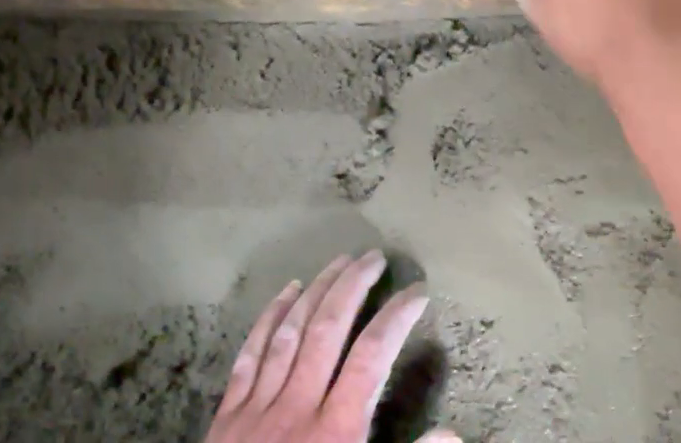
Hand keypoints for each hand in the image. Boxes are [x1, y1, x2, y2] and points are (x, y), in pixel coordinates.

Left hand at [205, 250, 454, 442]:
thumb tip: (453, 432)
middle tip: (374, 256)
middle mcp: (298, 406)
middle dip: (353, 287)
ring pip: (290, 334)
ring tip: (339, 261)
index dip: (397, 317)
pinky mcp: (227, 418)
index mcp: (336, 428)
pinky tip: (285, 293)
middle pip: (328, 330)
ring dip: (316, 292)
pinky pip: (249, 357)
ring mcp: (258, 409)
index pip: (373, 354)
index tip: (418, 292)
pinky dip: (268, 320)